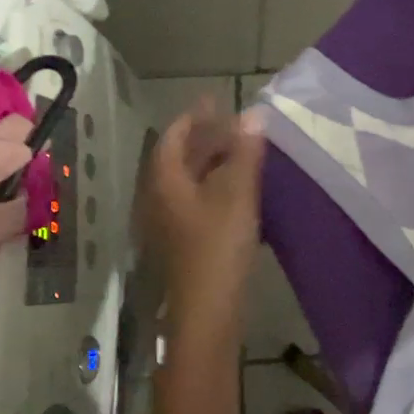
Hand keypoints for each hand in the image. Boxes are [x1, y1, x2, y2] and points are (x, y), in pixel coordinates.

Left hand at [144, 98, 266, 330]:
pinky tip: (240, 188)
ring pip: (188, 181)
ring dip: (212, 162)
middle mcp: (160, 199)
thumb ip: (245, 152)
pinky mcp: (184, 243)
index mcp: (166, 182)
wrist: (206, 314)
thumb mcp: (236, 193)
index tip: (216, 100)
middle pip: (179, 158)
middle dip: (205, 137)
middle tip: (234, 123)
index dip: (194, 116)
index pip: (173, 137)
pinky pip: (196, 200)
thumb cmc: (217, 246)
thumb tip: (253, 114)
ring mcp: (170, 224)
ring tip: (242, 149)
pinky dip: (215, 185)